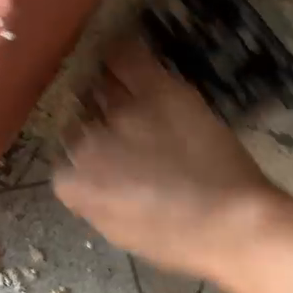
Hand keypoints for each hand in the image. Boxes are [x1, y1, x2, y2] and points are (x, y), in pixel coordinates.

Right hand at [53, 40, 291, 280]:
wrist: (228, 222)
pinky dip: (120, 52)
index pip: (65, 167)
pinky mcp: (156, 91)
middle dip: (91, 125)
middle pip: (78, 123)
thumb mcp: (123, 234)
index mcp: (78, 187)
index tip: (102, 168)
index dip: (85, 165)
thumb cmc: (179, 242)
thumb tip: (98, 187)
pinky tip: (120, 51)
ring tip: (113, 86)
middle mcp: (88, 146)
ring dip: (102, 87)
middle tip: (114, 130)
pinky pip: (126, 57)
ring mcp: (121, 115)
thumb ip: (99, 204)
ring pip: (97, 87)